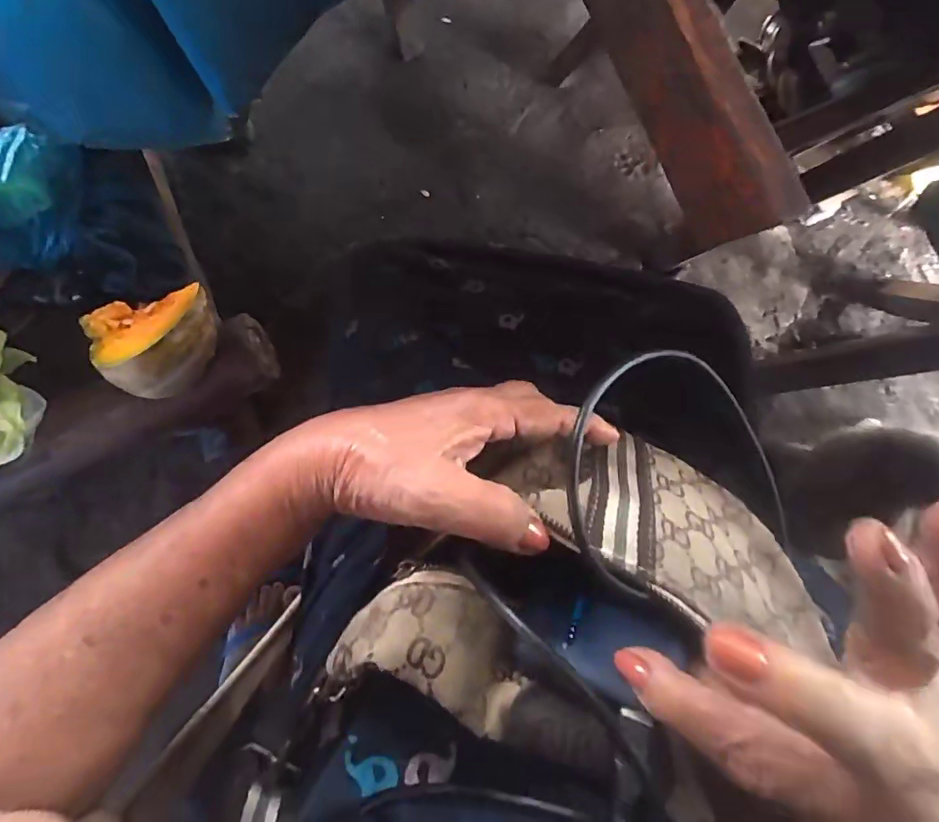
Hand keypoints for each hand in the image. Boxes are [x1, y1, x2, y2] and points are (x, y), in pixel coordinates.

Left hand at [264, 382, 617, 553]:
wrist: (323, 457)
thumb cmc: (384, 471)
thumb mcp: (443, 496)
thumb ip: (495, 515)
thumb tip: (543, 536)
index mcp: (481, 411)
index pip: (544, 411)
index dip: (581, 424)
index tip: (614, 441)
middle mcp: (466, 404)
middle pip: (523, 401)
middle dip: (557, 420)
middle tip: (581, 453)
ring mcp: (443, 414)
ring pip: (500, 411)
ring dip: (529, 428)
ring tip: (547, 463)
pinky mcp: (425, 430)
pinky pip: (480, 424)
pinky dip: (503, 438)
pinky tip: (494, 467)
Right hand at [614, 502, 938, 821]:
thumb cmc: (887, 793)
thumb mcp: (811, 781)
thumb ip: (729, 726)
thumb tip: (641, 662)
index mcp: (847, 788)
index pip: (756, 752)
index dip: (693, 714)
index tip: (635, 663)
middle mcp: (899, 753)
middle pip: (853, 730)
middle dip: (797, 692)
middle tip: (726, 647)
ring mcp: (936, 699)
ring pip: (915, 650)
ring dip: (892, 593)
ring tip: (871, 540)